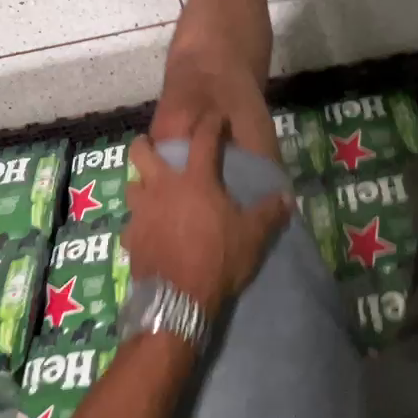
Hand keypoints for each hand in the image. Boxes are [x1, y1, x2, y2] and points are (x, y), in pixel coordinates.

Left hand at [124, 118, 293, 318]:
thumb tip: (287, 197)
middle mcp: (163, 187)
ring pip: (131, 185)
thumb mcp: (253, 236)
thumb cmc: (218, 259)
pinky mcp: (130, 239)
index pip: (204, 139)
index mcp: (195, 180)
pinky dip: (137, 225)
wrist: (178, 300)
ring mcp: (142, 212)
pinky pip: (130, 225)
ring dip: (139, 184)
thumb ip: (270, 213)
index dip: (211, 124)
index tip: (215, 117)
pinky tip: (146, 232)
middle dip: (144, 144)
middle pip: (142, 152)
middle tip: (151, 146)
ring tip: (149, 190)